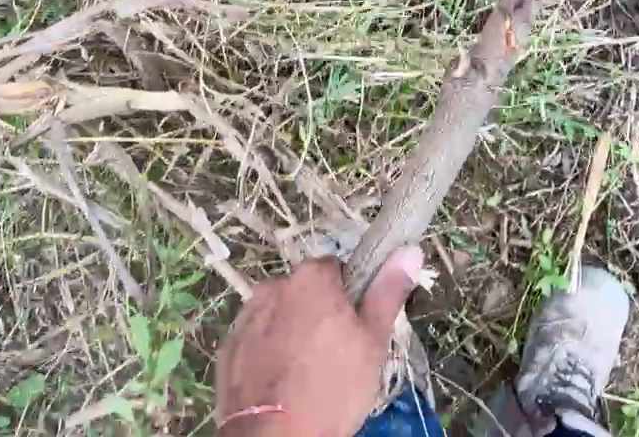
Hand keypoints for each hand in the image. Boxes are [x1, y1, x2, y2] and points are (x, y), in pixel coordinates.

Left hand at [214, 248, 423, 435]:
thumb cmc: (332, 388)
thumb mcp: (373, 342)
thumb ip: (388, 292)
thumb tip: (410, 251)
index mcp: (312, 277)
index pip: (336, 270)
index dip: (349, 297)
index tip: (354, 328)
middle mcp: (275, 285)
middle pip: (306, 291)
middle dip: (319, 314)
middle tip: (335, 356)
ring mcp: (246, 315)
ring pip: (280, 314)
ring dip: (291, 332)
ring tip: (306, 374)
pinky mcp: (229, 345)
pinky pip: (256, 339)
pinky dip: (267, 352)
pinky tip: (280, 382)